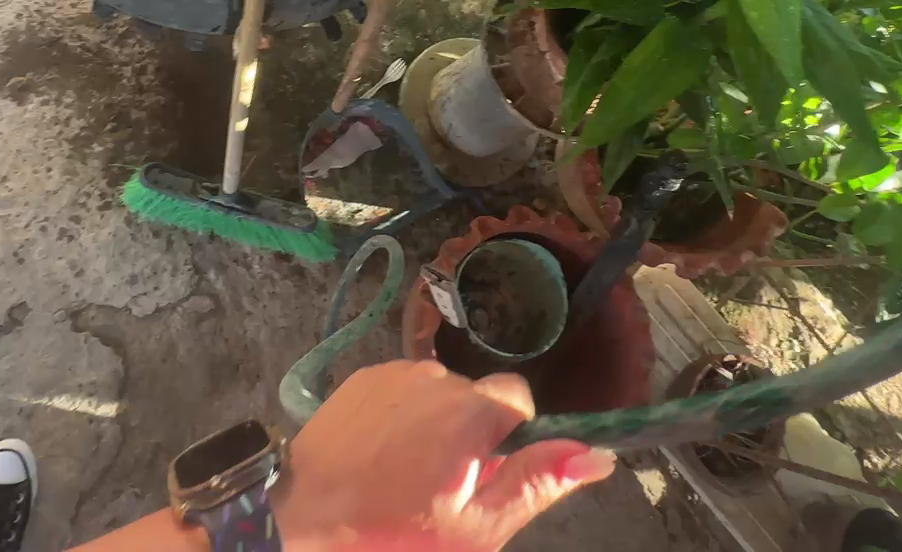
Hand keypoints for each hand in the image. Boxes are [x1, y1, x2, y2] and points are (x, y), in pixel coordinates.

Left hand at [275, 360, 614, 550]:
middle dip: (471, 432)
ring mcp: (396, 371)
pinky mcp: (365, 375)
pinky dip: (402, 414)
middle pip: (475, 396)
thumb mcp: (478, 525)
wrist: (304, 512)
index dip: (511, 434)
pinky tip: (380, 451)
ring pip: (438, 393)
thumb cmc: (397, 531)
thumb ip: (538, 481)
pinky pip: (402, 388)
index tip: (487, 470)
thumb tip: (597, 454)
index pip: (517, 396)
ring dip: (435, 423)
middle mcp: (437, 375)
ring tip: (406, 471)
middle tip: (443, 483)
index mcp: (471, 408)